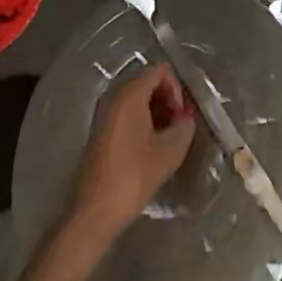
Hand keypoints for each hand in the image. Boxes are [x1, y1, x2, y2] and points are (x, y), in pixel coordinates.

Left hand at [72, 64, 197, 230]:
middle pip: (148, 81)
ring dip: (157, 111)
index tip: (182, 116)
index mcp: (130, 94)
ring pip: (138, 98)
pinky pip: (127, 112)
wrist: (94, 210)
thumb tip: (187, 117)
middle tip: (179, 128)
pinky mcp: (102, 128)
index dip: (177, 88)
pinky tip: (152, 147)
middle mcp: (115, 95)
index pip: (159, 71)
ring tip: (168, 140)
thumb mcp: (168, 153)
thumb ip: (183, 128)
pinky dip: (143, 121)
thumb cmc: (132, 177)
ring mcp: (105, 111)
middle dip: (168, 99)